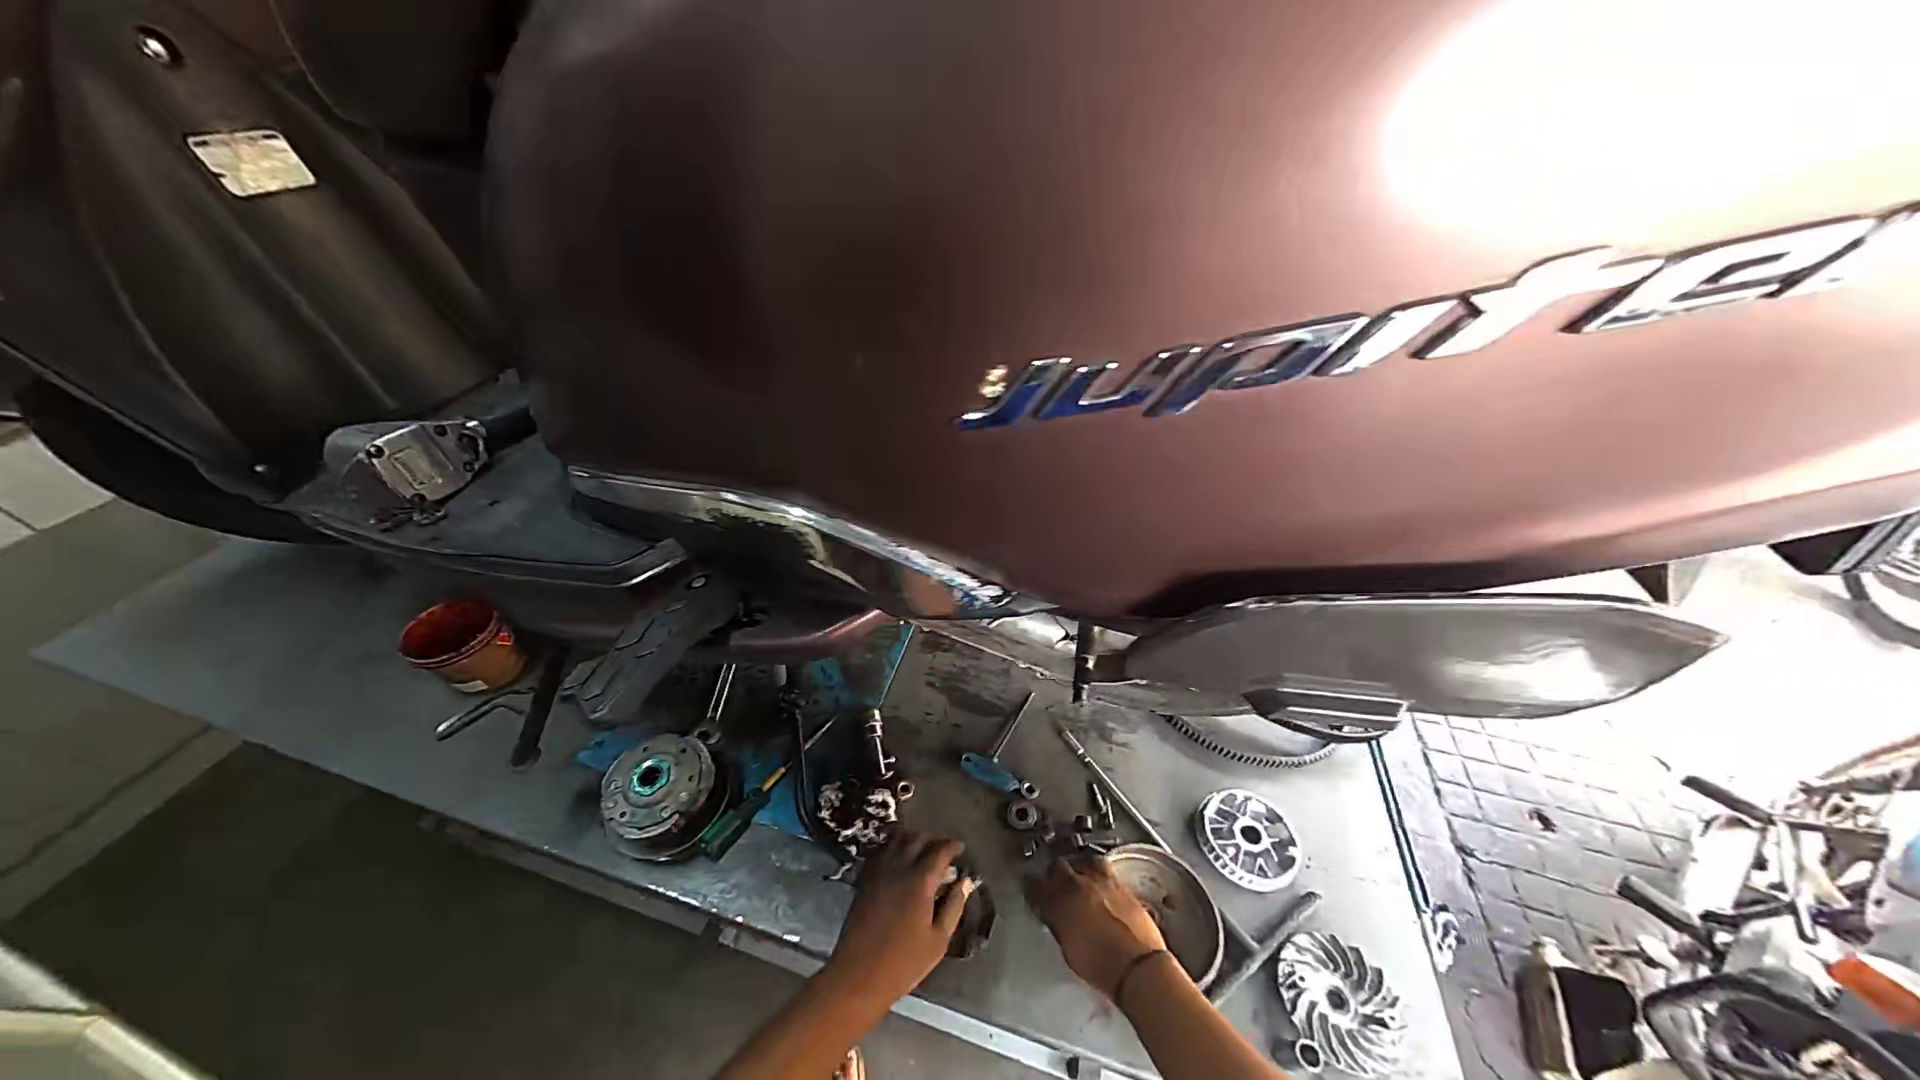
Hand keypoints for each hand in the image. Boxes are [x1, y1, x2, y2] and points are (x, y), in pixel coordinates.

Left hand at [824, 830, 975, 1005]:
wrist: (859, 975)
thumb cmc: (904, 962)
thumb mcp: (938, 940)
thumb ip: (954, 906)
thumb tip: (964, 883)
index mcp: (920, 881)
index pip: (940, 850)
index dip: (953, 846)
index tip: (961, 849)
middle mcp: (899, 868)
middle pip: (918, 838)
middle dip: (934, 839)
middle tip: (943, 851)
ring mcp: (879, 872)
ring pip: (897, 839)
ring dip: (912, 838)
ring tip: (922, 850)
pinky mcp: (865, 880)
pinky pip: (880, 851)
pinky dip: (893, 846)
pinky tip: (898, 859)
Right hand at [1032, 855, 1169, 1000]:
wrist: (1138, 968)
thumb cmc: (1104, 966)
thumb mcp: (1068, 949)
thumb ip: (1058, 924)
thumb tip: (1054, 917)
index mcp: (1060, 902)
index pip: (1037, 887)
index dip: (1032, 889)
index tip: (1033, 892)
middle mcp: (1079, 886)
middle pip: (1058, 866)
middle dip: (1054, 874)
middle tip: (1054, 883)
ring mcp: (1101, 882)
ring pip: (1082, 860)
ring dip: (1077, 866)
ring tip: (1077, 876)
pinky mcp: (1121, 885)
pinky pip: (1104, 868)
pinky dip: (1097, 872)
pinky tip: (1098, 883)